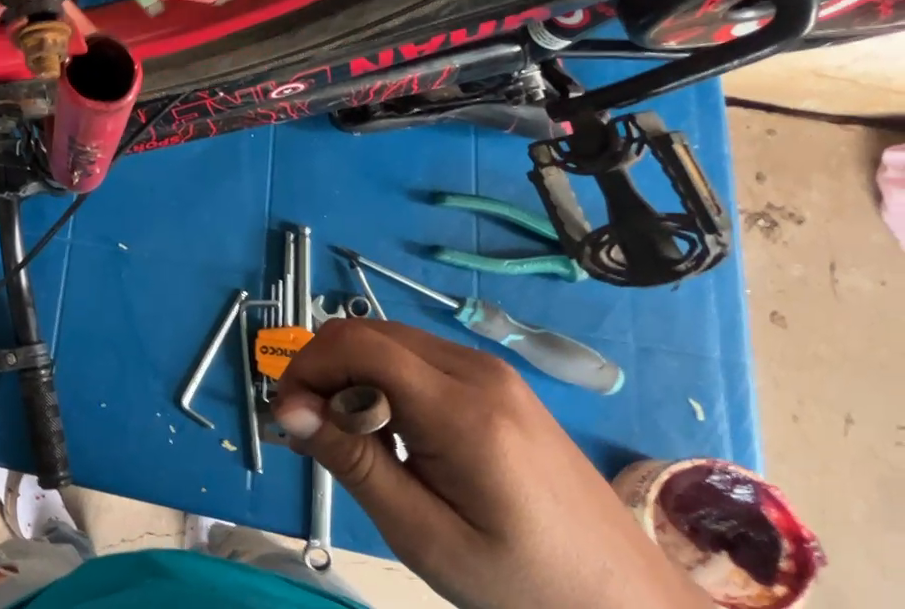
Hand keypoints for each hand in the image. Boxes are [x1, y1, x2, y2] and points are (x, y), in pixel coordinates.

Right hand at [272, 320, 705, 608]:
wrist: (629, 604)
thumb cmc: (523, 584)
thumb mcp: (425, 537)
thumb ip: (354, 463)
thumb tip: (288, 408)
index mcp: (464, 411)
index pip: (358, 346)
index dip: (307, 369)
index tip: (287, 419)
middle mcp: (478, 372)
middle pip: (368, 334)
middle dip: (322, 369)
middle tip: (313, 431)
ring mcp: (493, 374)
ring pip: (389, 340)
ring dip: (351, 374)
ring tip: (353, 439)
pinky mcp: (500, 385)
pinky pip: (418, 358)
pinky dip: (383, 379)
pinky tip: (394, 433)